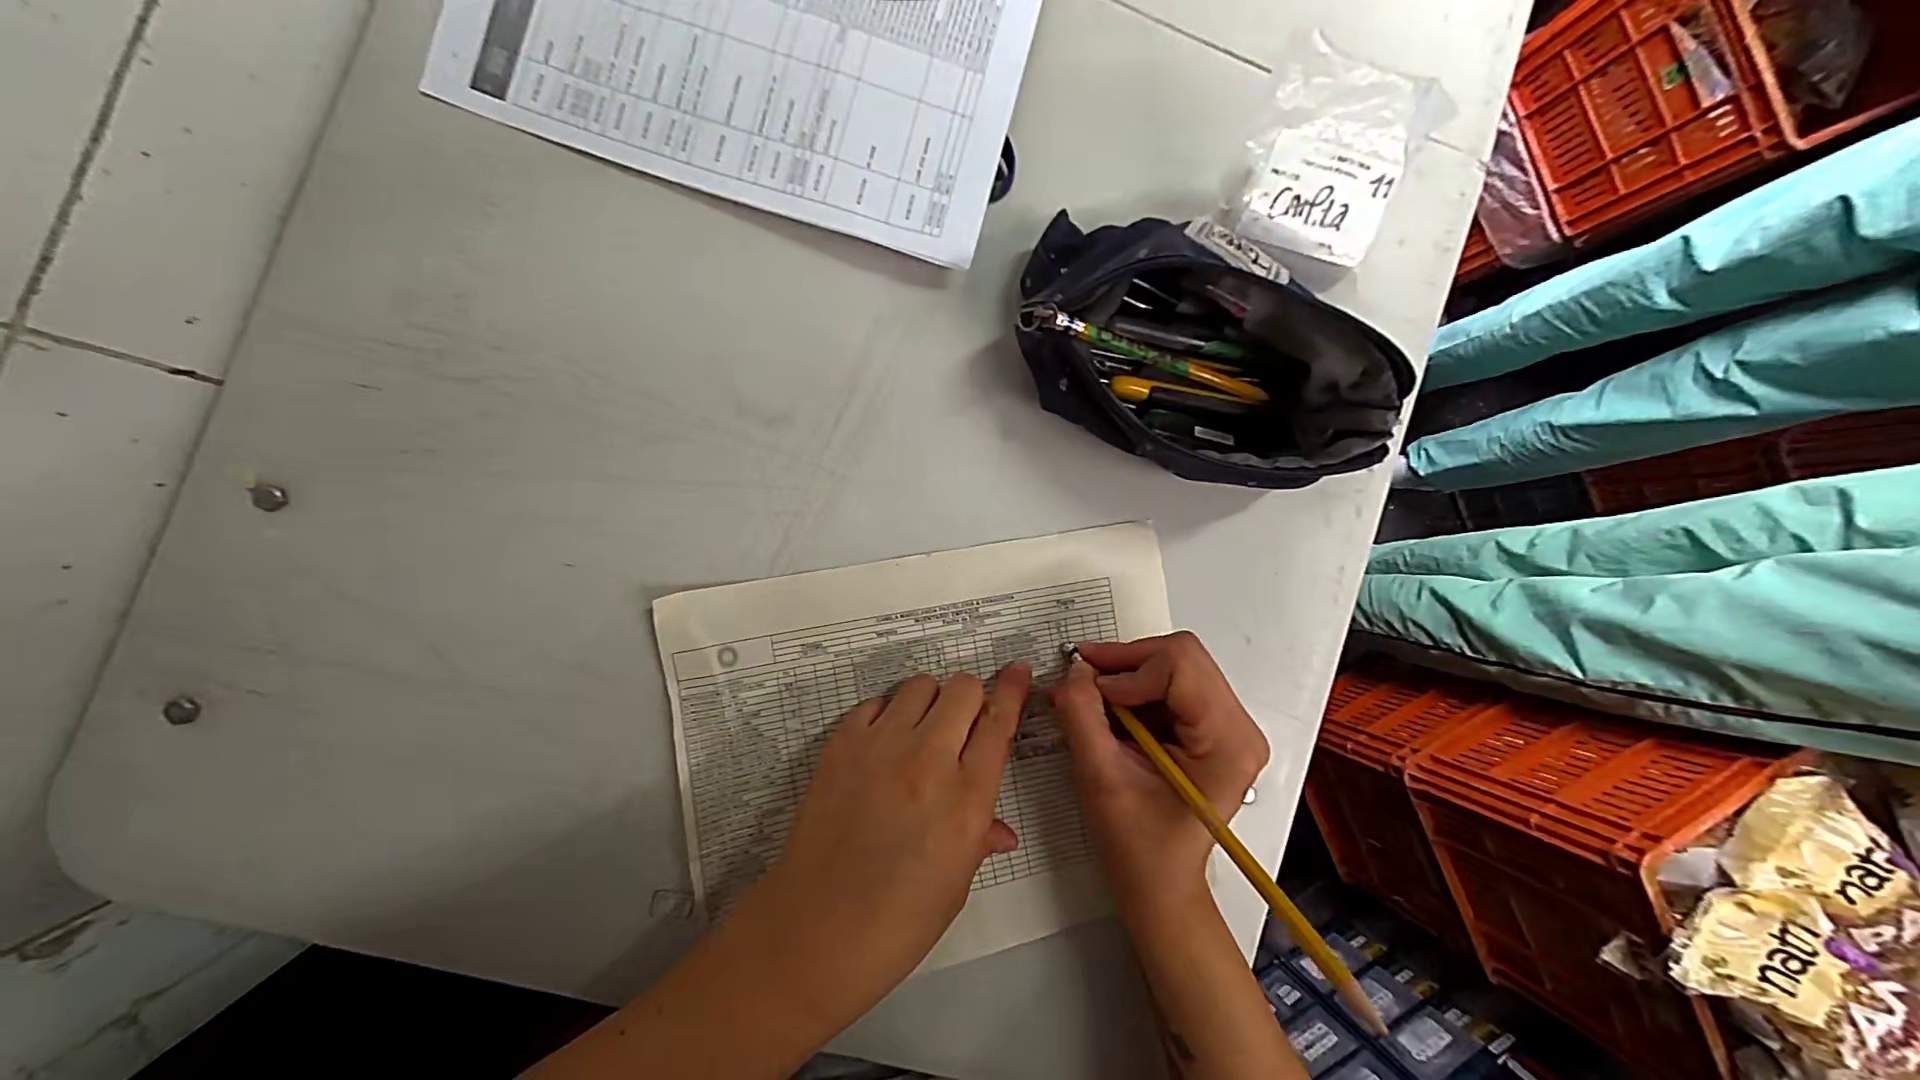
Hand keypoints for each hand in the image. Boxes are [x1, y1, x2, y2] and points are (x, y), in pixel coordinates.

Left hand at [748, 663, 1030, 1016]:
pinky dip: (886, 714)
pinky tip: (883, 744)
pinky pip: (874, 703)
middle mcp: (928, 760)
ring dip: (930, 701)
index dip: (1012, 690)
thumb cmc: (898, 918)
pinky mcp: (841, 745)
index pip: (999, 721)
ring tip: (920, 732)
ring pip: (920, 685)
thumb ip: (980, 836)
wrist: (817, 927)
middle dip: (971, 698)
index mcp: (967, 797)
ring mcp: (880, 746)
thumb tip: (1000, 829)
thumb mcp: (957, 881)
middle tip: (962, 722)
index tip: (1016, 672)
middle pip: (963, 689)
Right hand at [1052, 633, 1268, 920]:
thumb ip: (1083, 716)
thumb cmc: (1139, 848)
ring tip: (1094, 704)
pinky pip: (1168, 680)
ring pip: (1171, 662)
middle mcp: (1237, 727)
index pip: (1179, 664)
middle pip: (1179, 654)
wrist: (1159, 883)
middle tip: (1084, 681)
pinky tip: (1111, 714)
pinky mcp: (1208, 724)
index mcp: (1226, 742)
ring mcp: (1225, 724)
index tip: (1093, 693)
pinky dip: (1132, 688)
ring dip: (1126, 676)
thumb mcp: (1101, 779)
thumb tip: (1076, 670)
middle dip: (1125, 664)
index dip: (1127, 670)